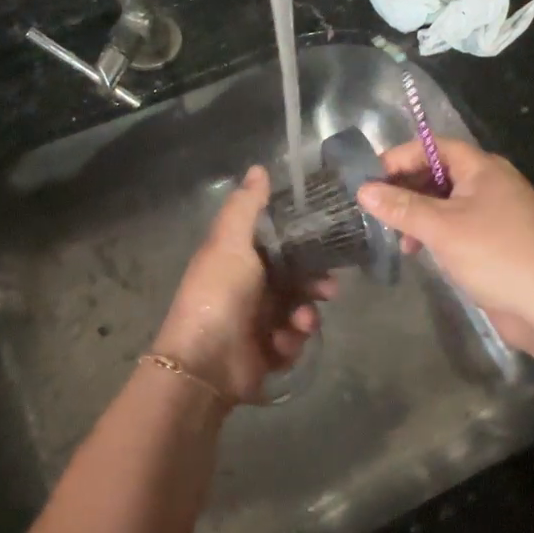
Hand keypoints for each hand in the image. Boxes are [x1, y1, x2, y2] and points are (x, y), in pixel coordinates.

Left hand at [151, 166, 333, 404]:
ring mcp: (258, 321)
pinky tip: (280, 345)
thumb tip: (259, 169)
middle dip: (314, 284)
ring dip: (305, 316)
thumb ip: (246, 207)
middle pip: (297, 278)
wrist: (205, 363)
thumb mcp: (229, 242)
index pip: (280, 242)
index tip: (326, 242)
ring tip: (299, 324)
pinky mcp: (267, 351)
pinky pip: (293, 341)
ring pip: (300, 310)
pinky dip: (291, 343)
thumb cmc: (219, 295)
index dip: (303, 241)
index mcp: (238, 257)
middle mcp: (249, 286)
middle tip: (328, 290)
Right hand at [357, 140, 533, 349]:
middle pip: (439, 172)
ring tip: (397, 237)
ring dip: (418, 214)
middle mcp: (491, 183)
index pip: (434, 147)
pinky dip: (435, 232)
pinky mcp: (496, 239)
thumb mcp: (442, 229)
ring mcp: (496, 212)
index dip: (400, 157)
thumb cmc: (495, 256)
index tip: (369, 178)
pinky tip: (419, 252)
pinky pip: (457, 224)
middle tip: (376, 207)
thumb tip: (363, 190)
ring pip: (446, 201)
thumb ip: (401, 207)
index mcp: (484, 168)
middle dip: (406, 188)